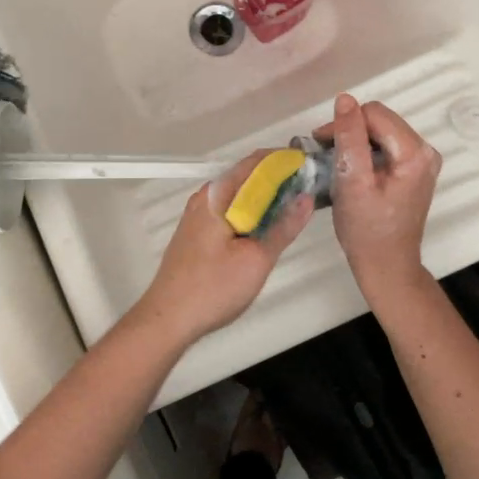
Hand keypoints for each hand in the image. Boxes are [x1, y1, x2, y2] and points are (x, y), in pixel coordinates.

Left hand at [130, 150, 315, 346]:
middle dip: (278, 179)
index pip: (255, 162)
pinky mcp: (197, 232)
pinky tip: (266, 228)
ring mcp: (198, 215)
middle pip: (246, 176)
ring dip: (265, 197)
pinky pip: (229, 210)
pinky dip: (251, 212)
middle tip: (309, 191)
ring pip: (238, 195)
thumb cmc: (213, 288)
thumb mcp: (257, 259)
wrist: (168, 317)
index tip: (310, 167)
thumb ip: (283, 227)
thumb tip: (306, 198)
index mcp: (217, 196)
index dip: (285, 160)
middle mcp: (205, 197)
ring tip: (294, 209)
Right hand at [319, 94, 441, 301]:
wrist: (386, 265)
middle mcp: (425, 151)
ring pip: (381, 130)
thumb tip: (345, 99)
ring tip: (334, 159)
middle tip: (324, 152)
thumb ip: (349, 138)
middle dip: (349, 130)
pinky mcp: (414, 170)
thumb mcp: (352, 182)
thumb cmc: (366, 229)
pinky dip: (365, 150)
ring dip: (355, 139)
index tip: (321, 144)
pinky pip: (386, 145)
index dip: (344, 124)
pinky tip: (351, 167)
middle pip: (380, 119)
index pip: (374, 114)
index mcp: (414, 153)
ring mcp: (422, 161)